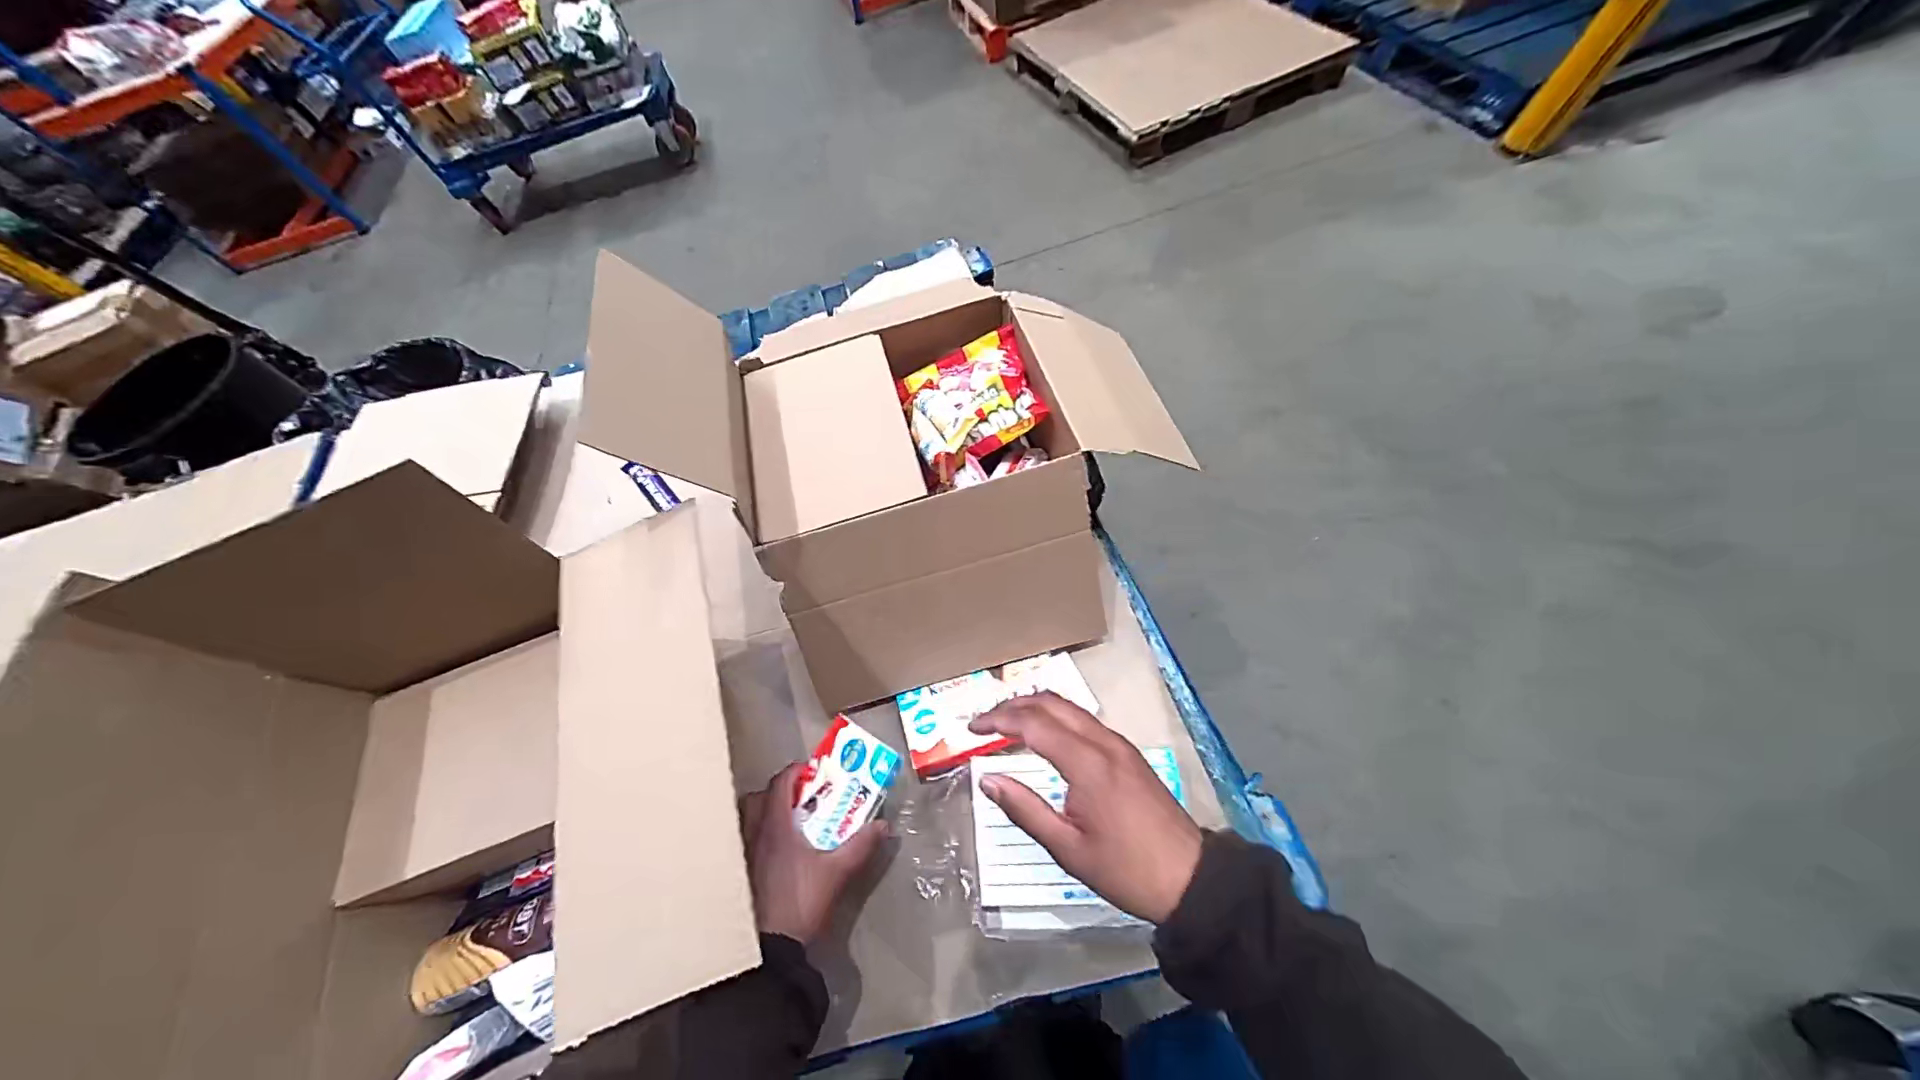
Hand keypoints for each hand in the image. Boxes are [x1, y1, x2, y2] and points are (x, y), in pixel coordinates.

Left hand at [738, 761, 889, 944]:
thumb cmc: (802, 900)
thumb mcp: (838, 871)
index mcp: (776, 826)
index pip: (780, 783)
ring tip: (789, 822)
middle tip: (800, 798)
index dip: (795, 771)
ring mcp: (745, 855)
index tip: (813, 772)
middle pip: (757, 797)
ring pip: (748, 819)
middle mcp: (755, 834)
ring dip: (766, 812)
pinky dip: (760, 835)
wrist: (772, 946)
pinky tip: (778, 852)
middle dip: (777, 791)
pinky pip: (747, 840)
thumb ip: (860, 845)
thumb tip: (883, 825)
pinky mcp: (742, 874)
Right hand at [969, 692, 1202, 922]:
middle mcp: (1103, 743)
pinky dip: (1056, 717)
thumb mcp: (1068, 849)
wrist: (1191, 878)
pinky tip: (1044, 735)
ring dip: (1036, 707)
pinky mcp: (1128, 754)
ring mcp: (1119, 745)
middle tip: (985, 722)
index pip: (1033, 724)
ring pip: (1071, 707)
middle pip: (1052, 703)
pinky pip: (1085, 721)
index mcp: (1087, 764)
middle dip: (1013, 705)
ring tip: (1007, 723)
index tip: (971, 729)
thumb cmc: (1125, 869)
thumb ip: (1025, 810)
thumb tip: (988, 780)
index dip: (998, 720)